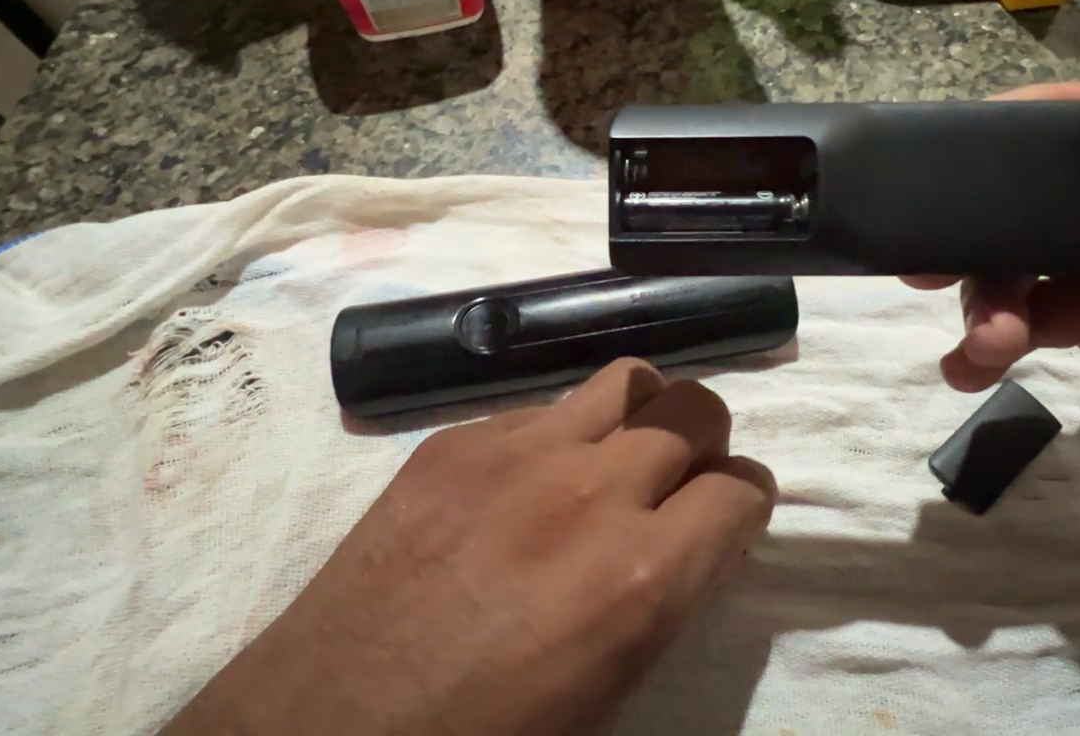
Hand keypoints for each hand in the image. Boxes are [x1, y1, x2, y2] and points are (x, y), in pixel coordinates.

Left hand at [165, 359, 775, 735]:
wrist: (332, 723)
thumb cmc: (486, 731)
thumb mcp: (610, 687)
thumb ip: (668, 594)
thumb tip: (696, 535)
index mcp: (639, 575)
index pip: (741, 490)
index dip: (747, 502)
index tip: (731, 513)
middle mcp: (591, 492)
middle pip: (695, 411)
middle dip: (708, 441)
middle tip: (686, 474)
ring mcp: (519, 451)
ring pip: (627, 379)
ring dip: (645, 410)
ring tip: (626, 446)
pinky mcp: (459, 437)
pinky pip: (543, 408)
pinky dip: (563, 434)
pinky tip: (530, 478)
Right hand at [910, 76, 1079, 580]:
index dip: (1046, 121)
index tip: (968, 148)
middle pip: (1057, 183)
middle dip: (986, 211)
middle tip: (926, 248)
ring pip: (1028, 251)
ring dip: (985, 288)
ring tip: (983, 345)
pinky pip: (1027, 313)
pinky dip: (987, 336)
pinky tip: (971, 367)